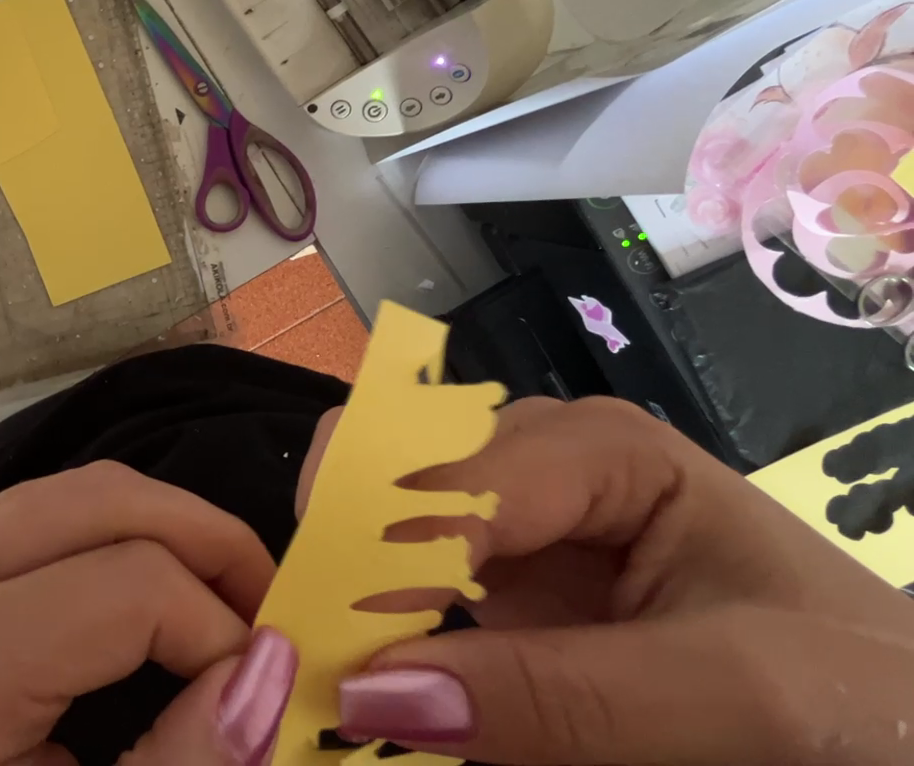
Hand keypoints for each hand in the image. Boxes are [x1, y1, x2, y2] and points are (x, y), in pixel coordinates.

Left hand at [0, 460, 279, 765]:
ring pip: (81, 487)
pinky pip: (50, 506)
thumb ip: (176, 760)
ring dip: (166, 525)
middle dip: (207, 538)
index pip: (133, 584)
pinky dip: (118, 528)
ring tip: (222, 595)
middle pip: (108, 498)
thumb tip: (268, 677)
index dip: (220, 631)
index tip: (261, 692)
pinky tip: (152, 582)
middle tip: (268, 609)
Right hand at [281, 396, 913, 764]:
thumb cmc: (874, 707)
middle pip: (385, 468)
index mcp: (593, 447)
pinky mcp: (489, 565)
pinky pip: (390, 562)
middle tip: (320, 644)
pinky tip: (368, 652)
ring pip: (368, 508)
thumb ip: (563, 700)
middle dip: (340, 549)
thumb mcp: (746, 706)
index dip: (382, 554)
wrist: (908, 727)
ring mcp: (502, 509)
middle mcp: (528, 458)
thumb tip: (365, 693)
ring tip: (332, 654)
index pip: (445, 478)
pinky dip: (362, 604)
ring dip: (340, 579)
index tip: (339, 647)